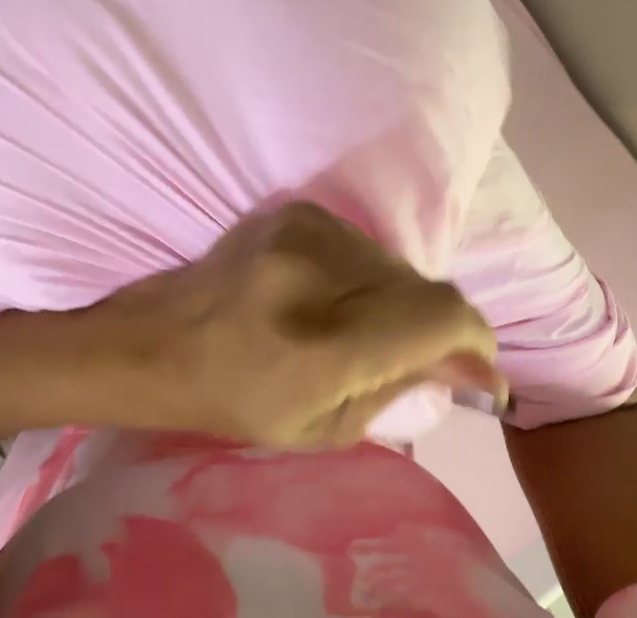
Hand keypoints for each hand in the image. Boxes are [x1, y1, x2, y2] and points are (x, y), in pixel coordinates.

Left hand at [99, 201, 507, 447]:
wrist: (158, 339)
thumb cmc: (236, 401)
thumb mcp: (325, 427)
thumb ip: (403, 392)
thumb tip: (479, 370)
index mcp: (327, 344)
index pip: (440, 314)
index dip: (471, 340)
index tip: (468, 368)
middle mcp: (320, 274)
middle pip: (422, 286)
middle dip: (428, 325)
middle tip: (401, 356)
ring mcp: (303, 233)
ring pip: (391, 262)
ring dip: (391, 296)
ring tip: (350, 325)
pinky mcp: (290, 210)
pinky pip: (359, 241)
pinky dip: (359, 271)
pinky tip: (325, 294)